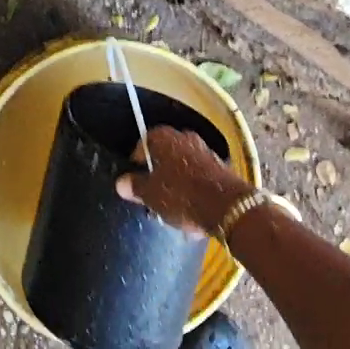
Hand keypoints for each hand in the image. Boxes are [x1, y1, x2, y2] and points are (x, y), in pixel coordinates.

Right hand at [115, 126, 254, 236]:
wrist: (228, 207)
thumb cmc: (182, 196)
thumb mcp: (151, 195)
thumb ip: (134, 186)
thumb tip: (121, 182)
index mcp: (163, 136)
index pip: (142, 144)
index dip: (137, 164)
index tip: (136, 183)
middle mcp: (184, 136)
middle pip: (164, 155)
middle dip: (159, 176)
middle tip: (154, 198)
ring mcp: (205, 150)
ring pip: (183, 167)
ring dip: (178, 185)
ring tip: (174, 211)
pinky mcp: (221, 167)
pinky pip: (200, 177)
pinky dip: (195, 191)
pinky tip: (193, 212)